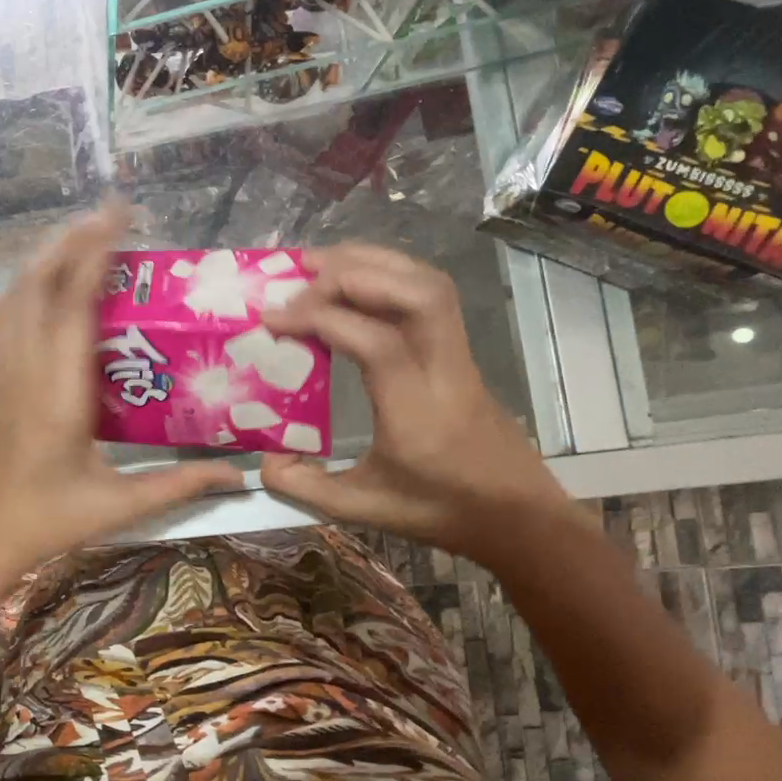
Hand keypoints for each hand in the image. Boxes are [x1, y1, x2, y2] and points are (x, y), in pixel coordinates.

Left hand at [0, 202, 239, 582]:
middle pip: (35, 292)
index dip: (92, 258)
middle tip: (105, 213)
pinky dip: (22, 291)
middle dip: (66, 244)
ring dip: (40, 262)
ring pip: (11, 304)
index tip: (115, 217)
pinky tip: (41, 286)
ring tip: (76, 236)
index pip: (73, 311)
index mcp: (59, 399)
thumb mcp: (117, 508)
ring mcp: (4, 380)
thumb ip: (178, 485)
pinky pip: (4, 325)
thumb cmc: (46, 526)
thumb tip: (241, 474)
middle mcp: (26, 377)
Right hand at [258, 243, 572, 563]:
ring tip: (319, 263)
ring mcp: (459, 358)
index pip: (376, 342)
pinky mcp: (460, 354)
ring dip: (374, 263)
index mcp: (416, 412)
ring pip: (431, 286)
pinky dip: (390, 275)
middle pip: (417, 294)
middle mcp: (444, 372)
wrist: (518, 517)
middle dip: (354, 272)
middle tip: (297, 274)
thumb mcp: (360, 510)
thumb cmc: (439, 512)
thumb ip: (303, 486)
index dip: (320, 318)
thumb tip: (262, 459)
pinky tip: (354, 282)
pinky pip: (432, 297)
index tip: (272, 319)